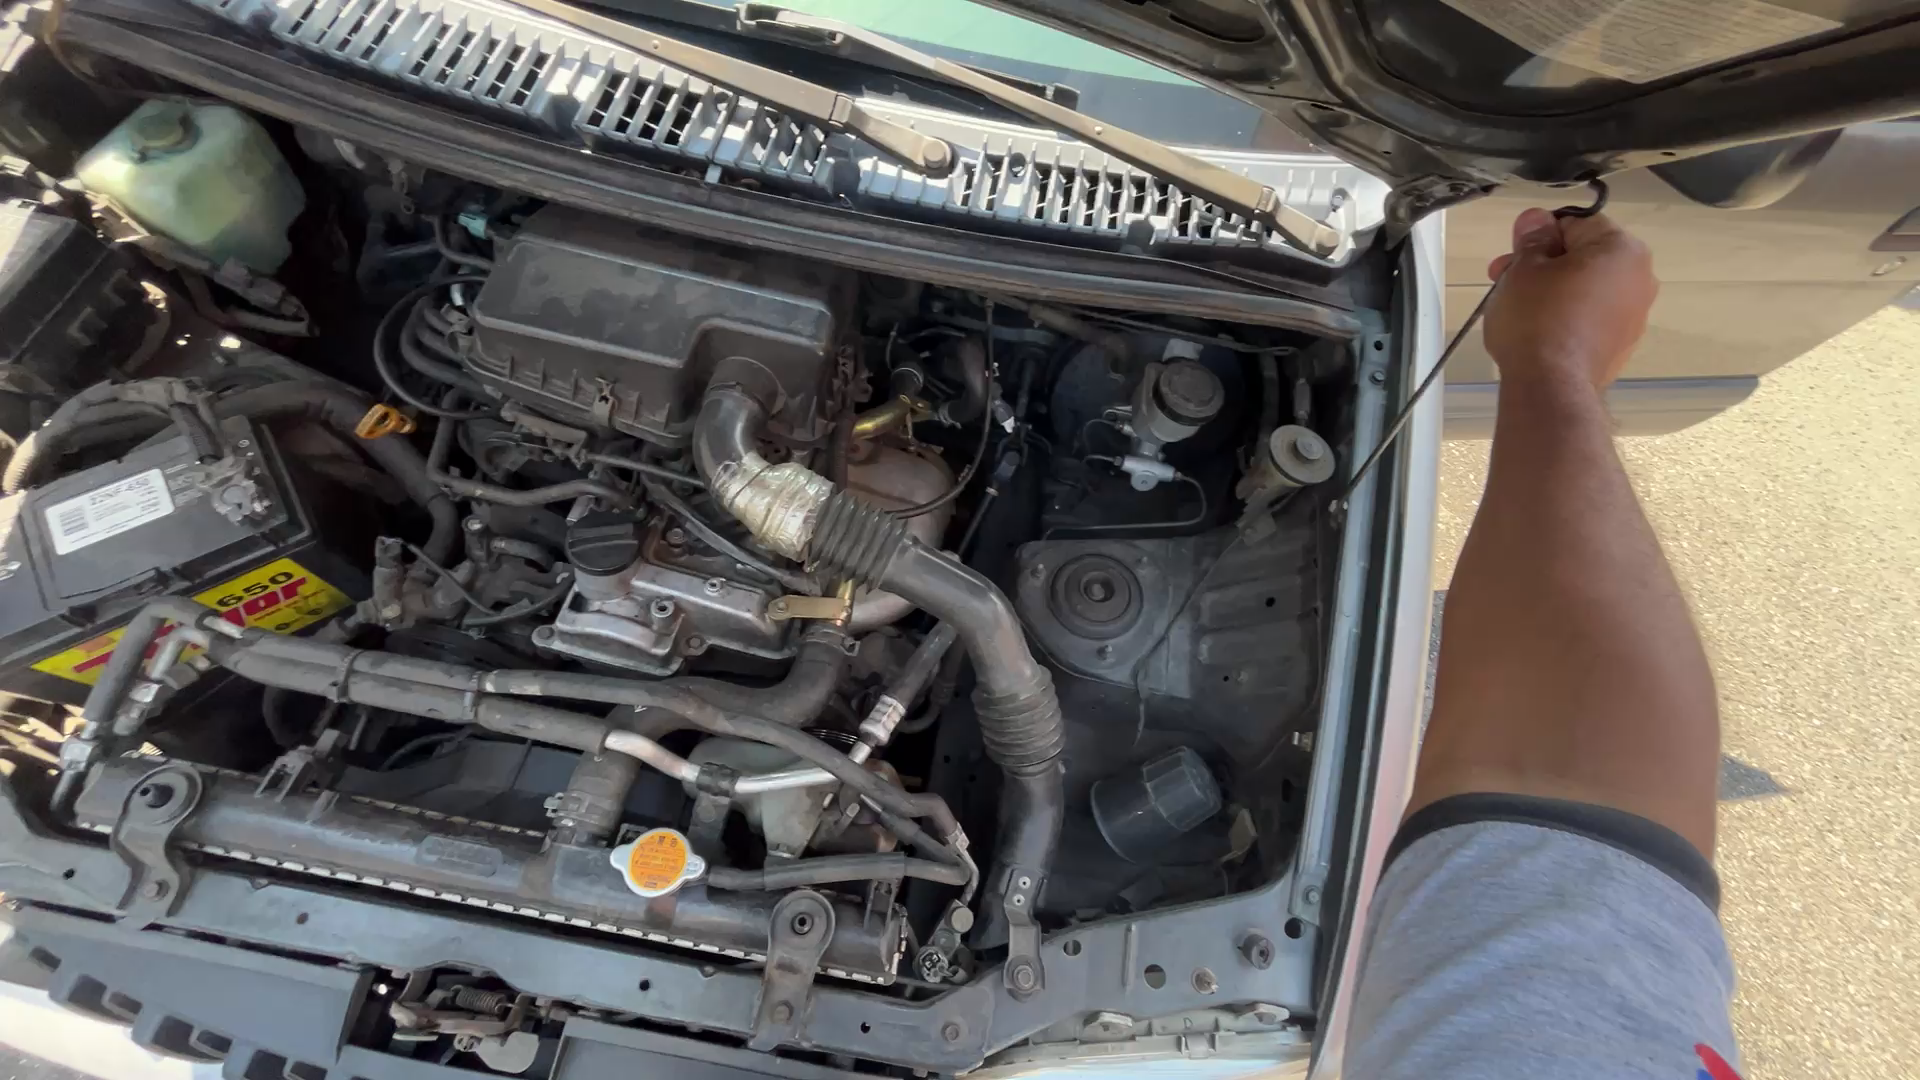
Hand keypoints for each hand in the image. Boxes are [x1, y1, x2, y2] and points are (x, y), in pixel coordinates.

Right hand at [1483, 208, 1656, 390]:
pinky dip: (1568, 318)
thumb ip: (1531, 242)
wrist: (1551, 383)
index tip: (1510, 257)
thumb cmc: (1535, 319)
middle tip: (1505, 284)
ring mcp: (1636, 312)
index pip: (1577, 223)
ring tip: (1521, 313)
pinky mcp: (1623, 342)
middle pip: (1585, 257)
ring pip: (1589, 288)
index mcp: (1620, 248)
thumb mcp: (1522, 273)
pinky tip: (1540, 334)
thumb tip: (1535, 218)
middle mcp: (1640, 274)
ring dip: (1556, 292)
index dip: (1538, 236)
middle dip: (1544, 266)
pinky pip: (1592, 318)